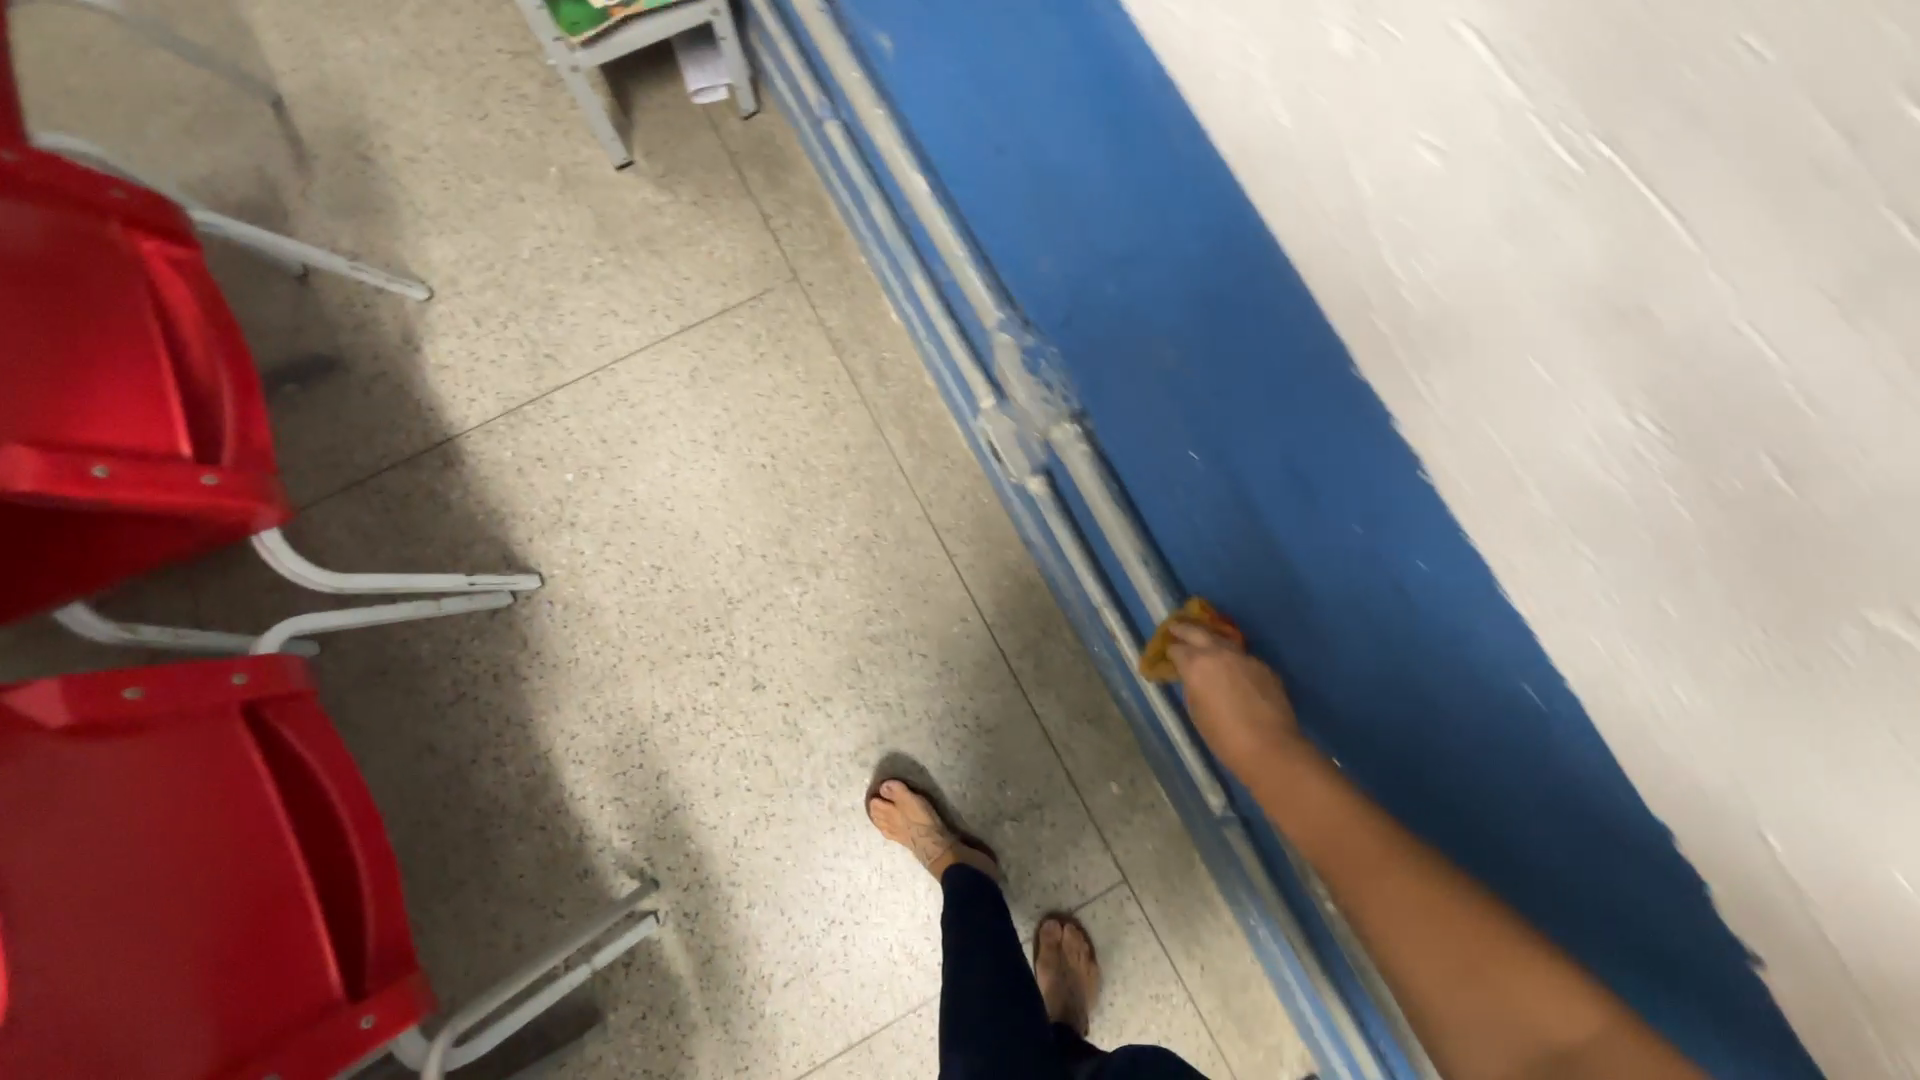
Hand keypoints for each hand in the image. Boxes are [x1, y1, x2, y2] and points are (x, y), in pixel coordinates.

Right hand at [1166, 621, 1307, 778]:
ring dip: (1212, 642)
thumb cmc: (1223, 736)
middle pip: (1198, 632)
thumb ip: (1192, 687)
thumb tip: (1194, 678)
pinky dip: (1234, 661)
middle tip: (1175, 626)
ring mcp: (1245, 658)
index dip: (1170, 651)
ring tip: (1205, 646)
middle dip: (1185, 629)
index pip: (1177, 649)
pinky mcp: (1264, 667)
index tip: (1167, 653)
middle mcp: (1220, 653)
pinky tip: (1234, 672)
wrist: (1269, 746)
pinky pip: (1243, 659)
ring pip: (1224, 642)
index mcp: (1196, 664)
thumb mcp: (1196, 711)